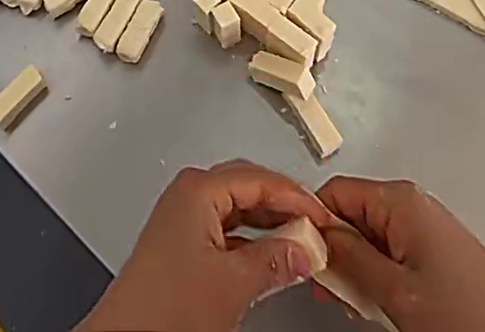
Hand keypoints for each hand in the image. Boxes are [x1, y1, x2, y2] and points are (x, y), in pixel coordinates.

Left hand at [77, 160, 336, 331]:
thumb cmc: (163, 307)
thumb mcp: (231, 284)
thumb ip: (273, 261)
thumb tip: (302, 248)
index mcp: (198, 190)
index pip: (258, 179)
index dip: (295, 196)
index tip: (321, 215)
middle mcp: (189, 193)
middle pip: (247, 184)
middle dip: (283, 202)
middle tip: (314, 223)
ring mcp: (185, 214)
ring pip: (238, 205)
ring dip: (270, 220)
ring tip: (300, 240)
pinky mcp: (184, 236)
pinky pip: (228, 225)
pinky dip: (253, 236)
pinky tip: (271, 254)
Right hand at [317, 176, 484, 331]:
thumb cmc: (468, 320)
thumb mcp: (395, 291)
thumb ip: (349, 256)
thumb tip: (315, 234)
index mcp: (400, 200)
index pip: (333, 192)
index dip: (313, 222)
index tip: (304, 256)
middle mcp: (413, 206)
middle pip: (352, 214)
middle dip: (336, 250)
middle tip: (330, 290)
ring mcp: (429, 232)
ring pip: (370, 239)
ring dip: (356, 269)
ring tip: (355, 304)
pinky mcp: (441, 258)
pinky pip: (393, 255)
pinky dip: (378, 277)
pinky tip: (379, 305)